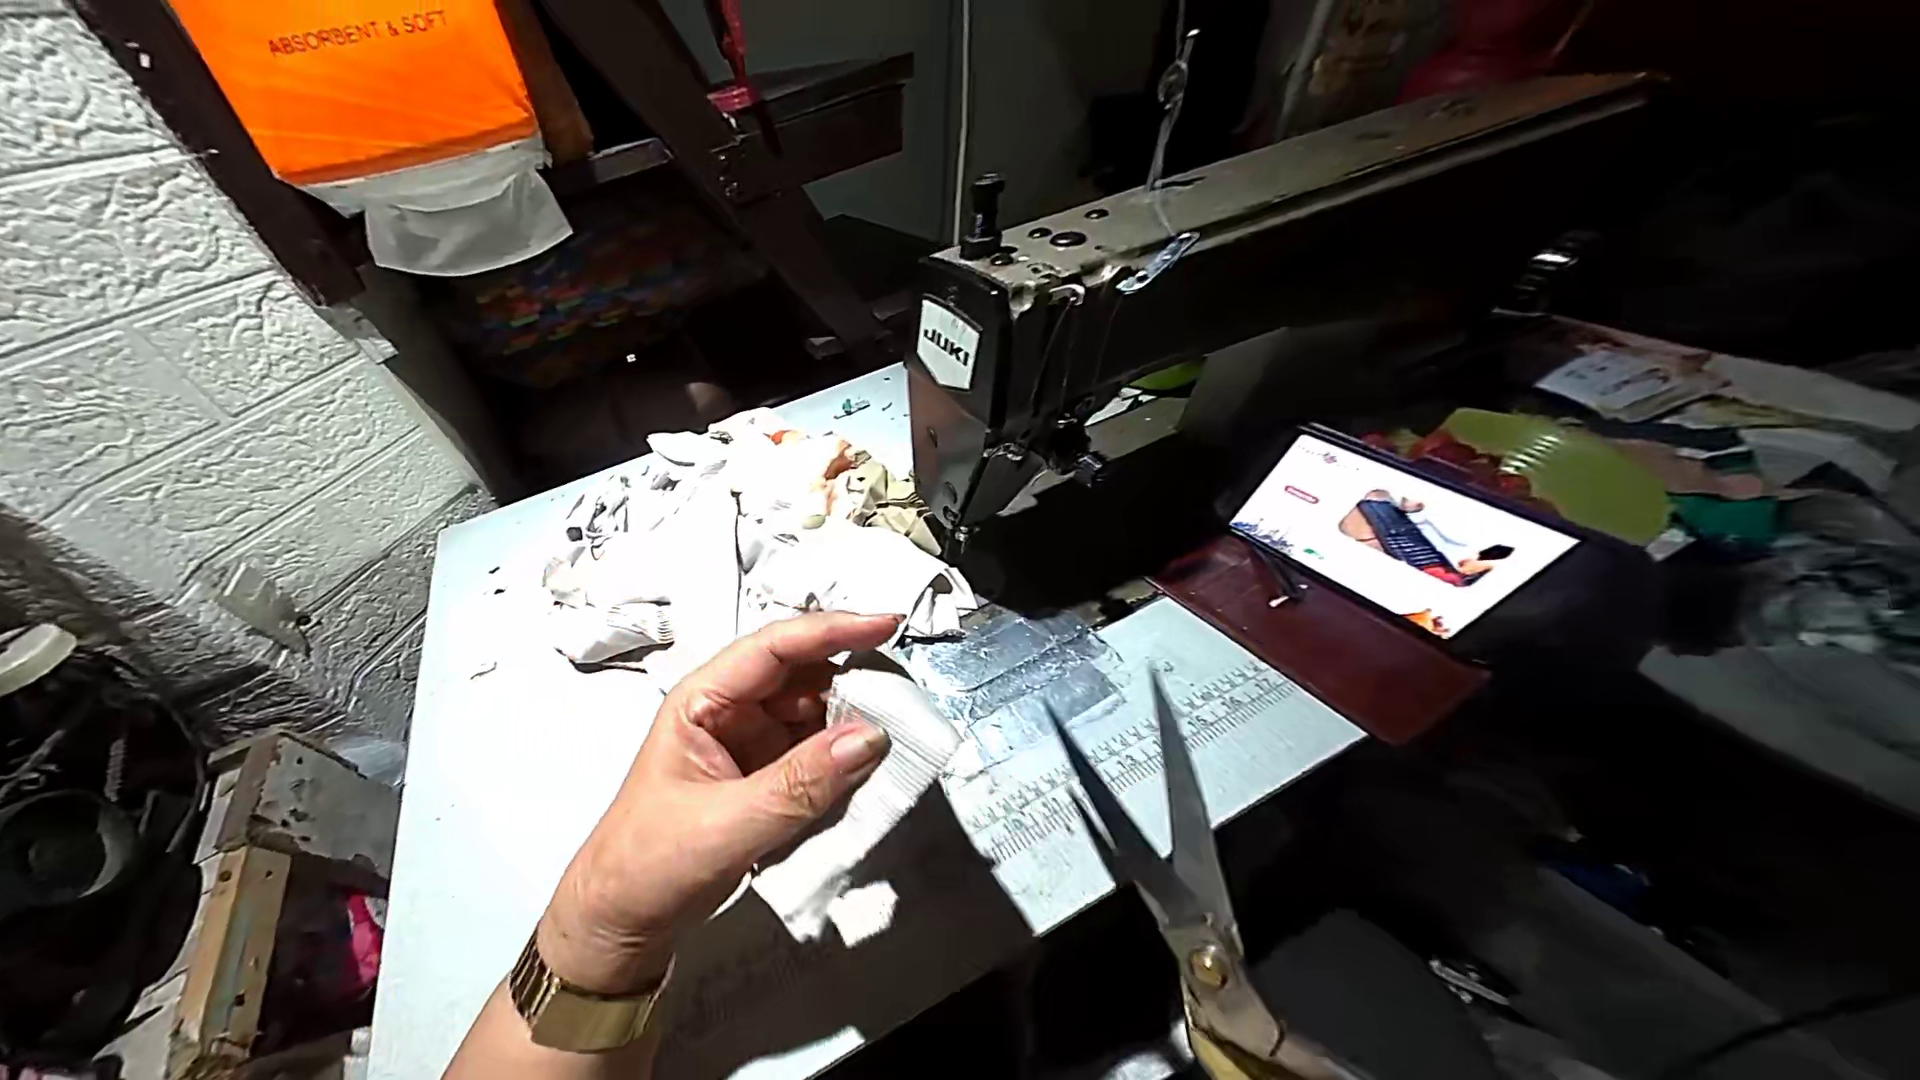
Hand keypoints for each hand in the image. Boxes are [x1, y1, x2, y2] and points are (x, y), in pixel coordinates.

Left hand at [537, 612, 899, 992]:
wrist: (622, 929)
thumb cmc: (649, 865)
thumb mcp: (725, 825)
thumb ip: (800, 784)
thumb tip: (872, 737)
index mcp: (706, 699)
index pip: (776, 648)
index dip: (833, 630)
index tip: (887, 625)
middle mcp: (735, 707)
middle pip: (804, 671)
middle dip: (853, 674)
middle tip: (903, 689)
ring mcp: (756, 738)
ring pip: (818, 707)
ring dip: (855, 715)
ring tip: (897, 725)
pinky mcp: (772, 770)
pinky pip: (820, 746)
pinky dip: (847, 750)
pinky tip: (869, 761)